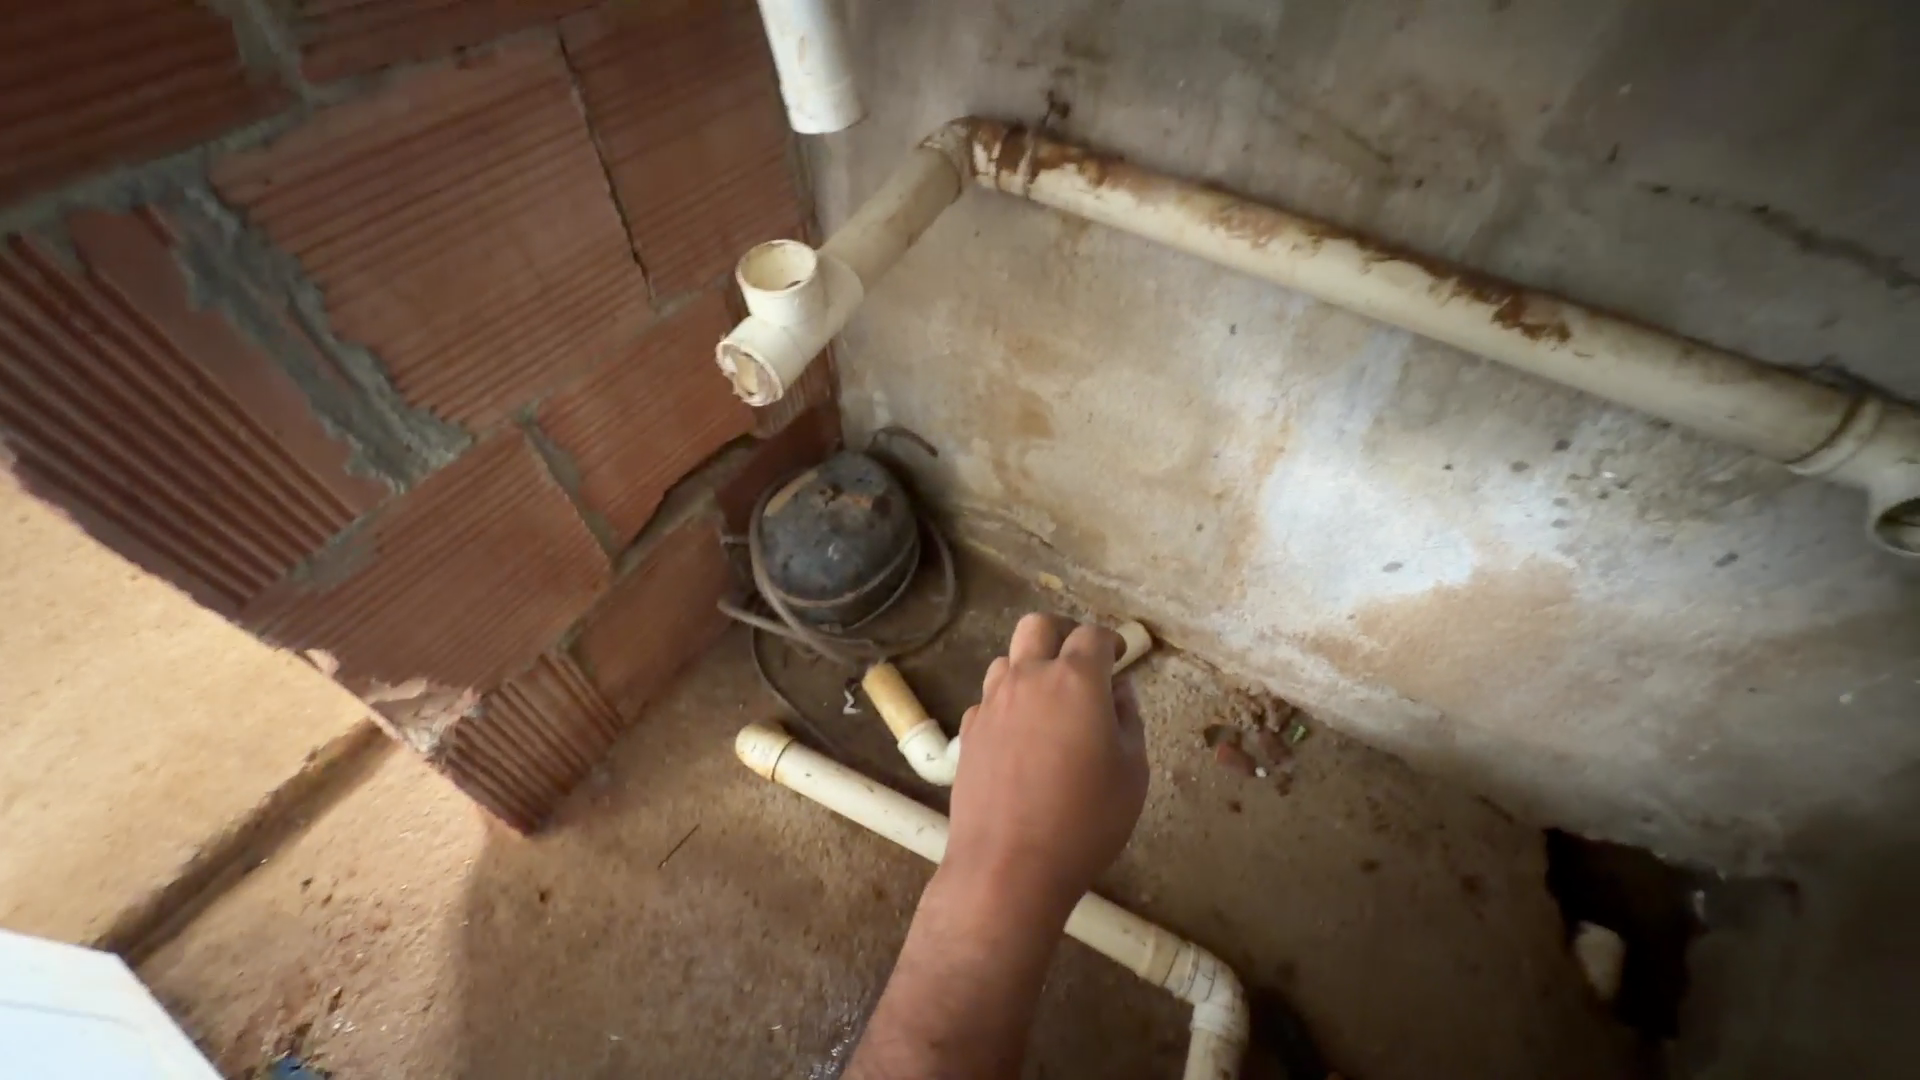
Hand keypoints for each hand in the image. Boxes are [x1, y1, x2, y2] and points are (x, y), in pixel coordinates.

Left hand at [943, 613, 1148, 919]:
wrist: (1008, 865)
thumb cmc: (1085, 820)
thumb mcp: (1132, 773)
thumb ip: (1129, 720)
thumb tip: (1118, 691)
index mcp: (1075, 680)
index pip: (1092, 636)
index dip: (1111, 641)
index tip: (1120, 656)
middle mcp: (1028, 678)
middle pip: (1038, 627)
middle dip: (1062, 633)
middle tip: (1079, 660)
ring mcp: (991, 702)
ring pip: (1008, 660)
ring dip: (1030, 668)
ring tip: (1049, 701)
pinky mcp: (968, 730)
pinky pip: (990, 699)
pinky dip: (1008, 703)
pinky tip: (1021, 737)